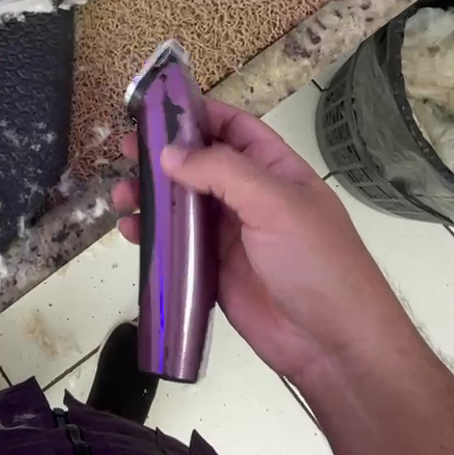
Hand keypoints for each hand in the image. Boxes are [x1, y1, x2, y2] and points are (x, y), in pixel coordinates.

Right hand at [112, 98, 417, 383]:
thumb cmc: (315, 262)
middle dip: (161, 154)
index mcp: (273, 170)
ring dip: (149, 194)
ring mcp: (228, 233)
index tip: (155, 108)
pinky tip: (132, 231)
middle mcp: (248, 195)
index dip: (197, 114)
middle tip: (126, 151)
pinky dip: (150, 233)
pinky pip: (174, 242)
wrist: (332, 346)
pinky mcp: (211, 267)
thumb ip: (221, 171)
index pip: (232, 127)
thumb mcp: (275, 203)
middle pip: (197, 163)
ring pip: (179, 202)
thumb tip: (167, 153)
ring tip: (121, 196)